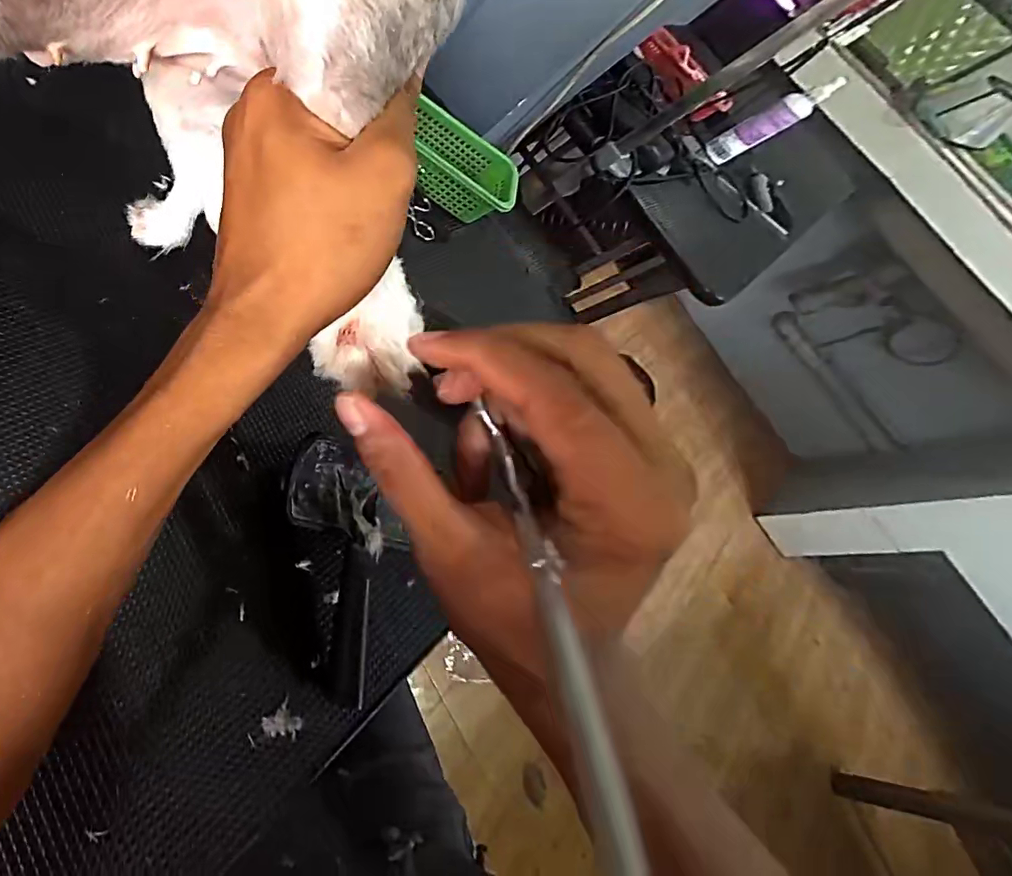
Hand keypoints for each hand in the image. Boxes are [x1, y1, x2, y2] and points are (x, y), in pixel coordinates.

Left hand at [206, 70, 419, 349]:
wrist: (263, 319)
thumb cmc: (322, 246)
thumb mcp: (385, 172)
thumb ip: (400, 111)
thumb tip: (403, 75)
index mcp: (272, 92)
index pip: (344, 53)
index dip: (386, 74)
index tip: (408, 107)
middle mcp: (248, 113)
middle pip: (330, 95)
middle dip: (366, 122)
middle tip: (389, 158)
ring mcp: (244, 153)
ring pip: (318, 132)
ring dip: (349, 153)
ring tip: (367, 186)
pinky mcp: (250, 186)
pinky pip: (300, 162)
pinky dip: (327, 174)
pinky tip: (342, 203)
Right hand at [335, 325, 694, 682]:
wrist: (565, 664)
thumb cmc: (510, 621)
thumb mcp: (447, 548)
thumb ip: (400, 470)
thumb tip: (350, 403)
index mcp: (624, 504)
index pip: (557, 397)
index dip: (484, 357)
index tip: (421, 347)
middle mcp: (661, 468)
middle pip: (581, 357)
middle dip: (499, 350)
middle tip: (442, 379)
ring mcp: (661, 455)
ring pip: (584, 362)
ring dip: (512, 368)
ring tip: (463, 410)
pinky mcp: (644, 451)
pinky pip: (582, 385)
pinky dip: (527, 390)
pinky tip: (496, 432)